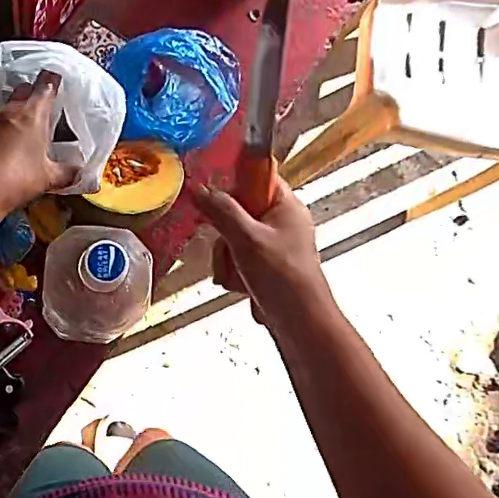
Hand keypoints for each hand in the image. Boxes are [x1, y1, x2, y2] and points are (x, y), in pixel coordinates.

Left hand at [0, 75, 78, 214]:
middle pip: (24, 89)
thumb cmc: (17, 179)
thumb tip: (83, 175)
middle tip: (43, 108)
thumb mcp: (48, 178)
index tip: (58, 83)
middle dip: (33, 93)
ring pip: (7, 106)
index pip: (46, 84)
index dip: (53, 80)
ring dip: (16, 112)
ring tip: (26, 128)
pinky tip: (7, 144)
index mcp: (32, 113)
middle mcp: (10, 110)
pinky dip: (2, 128)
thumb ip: (67, 173)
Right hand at [196, 180, 333, 328]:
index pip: (257, 177)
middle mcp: (282, 221)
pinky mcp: (266, 265)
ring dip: (226, 258)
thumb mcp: (246, 239)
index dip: (233, 184)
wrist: (299, 320)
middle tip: (229, 248)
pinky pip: (237, 258)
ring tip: (237, 273)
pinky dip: (233, 271)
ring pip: (232, 238)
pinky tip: (240, 285)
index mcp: (286, 205)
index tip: (212, 198)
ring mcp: (274, 244)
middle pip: (237, 211)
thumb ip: (221, 211)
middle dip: (225, 235)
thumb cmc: (281, 276)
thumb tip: (199, 190)